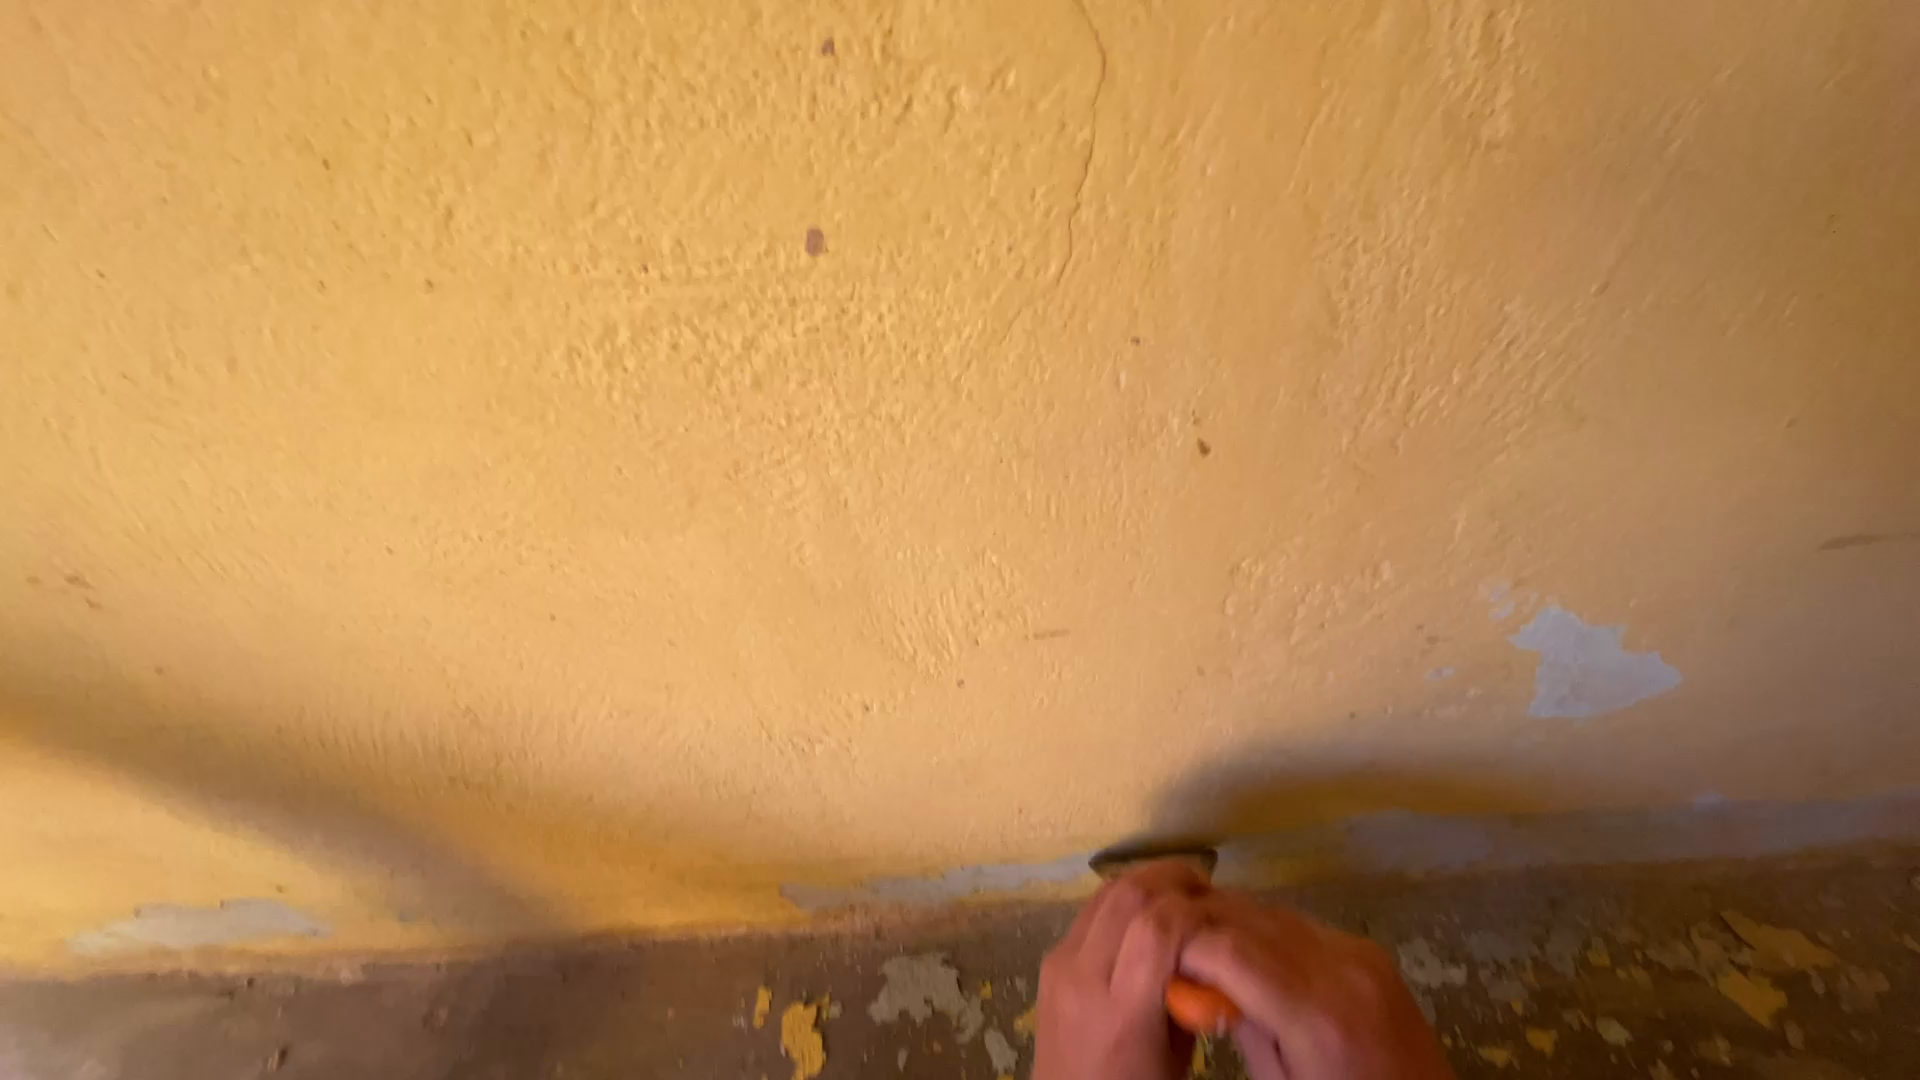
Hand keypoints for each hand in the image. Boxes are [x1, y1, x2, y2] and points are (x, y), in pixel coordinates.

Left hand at [1032, 861, 1209, 1079]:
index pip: (1156, 929)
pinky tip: (1146, 909)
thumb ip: (1188, 997)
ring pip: (1105, 893)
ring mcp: (1059, 961)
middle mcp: (1083, 976)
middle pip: (1127, 896)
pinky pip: (1090, 910)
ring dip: (1145, 881)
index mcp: (1122, 1013)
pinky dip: (1122, 899)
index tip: (1216, 911)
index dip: (1190, 910)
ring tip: (1178, 889)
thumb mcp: (1177, 1058)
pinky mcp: (1050, 956)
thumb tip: (1204, 942)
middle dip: (1169, 879)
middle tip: (1203, 885)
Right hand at [1180, 891, 1453, 1079]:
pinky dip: (1263, 930)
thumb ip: (1239, 1025)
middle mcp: (1342, 971)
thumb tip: (1193, 977)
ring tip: (1201, 945)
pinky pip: (1298, 923)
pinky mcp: (1369, 951)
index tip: (1155, 957)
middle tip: (1166, 943)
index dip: (1183, 944)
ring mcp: (1360, 954)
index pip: (1228, 949)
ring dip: (1229, 920)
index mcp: (1320, 1019)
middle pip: (1247, 918)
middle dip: (1199, 923)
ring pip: (1269, 910)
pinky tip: (1247, 952)